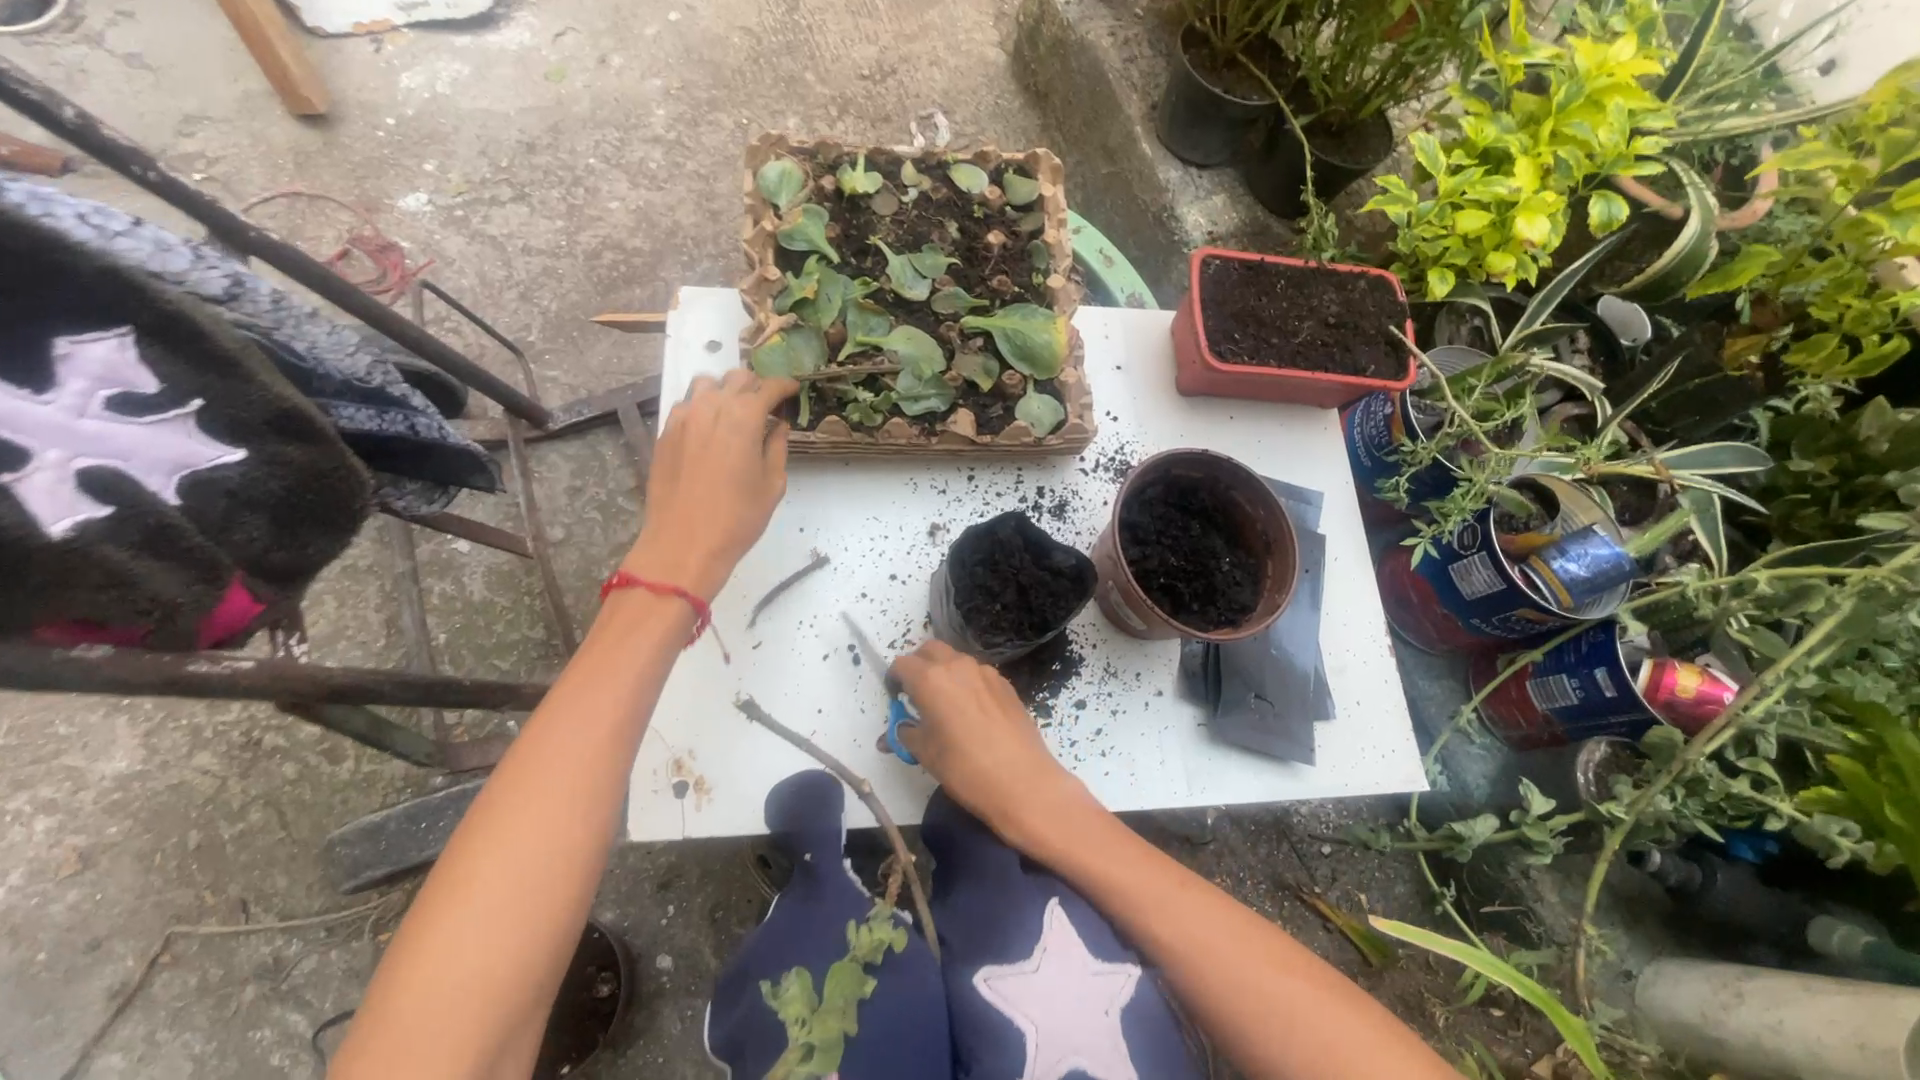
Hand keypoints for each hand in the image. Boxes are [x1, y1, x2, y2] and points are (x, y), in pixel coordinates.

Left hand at [623, 370, 797, 598]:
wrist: (683, 544)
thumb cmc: (737, 519)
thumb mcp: (772, 485)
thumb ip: (777, 448)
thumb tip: (778, 426)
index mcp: (744, 418)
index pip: (767, 387)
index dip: (783, 385)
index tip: (792, 389)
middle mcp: (711, 408)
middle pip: (736, 378)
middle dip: (755, 385)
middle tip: (765, 403)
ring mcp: (683, 418)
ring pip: (706, 385)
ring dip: (724, 390)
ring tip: (734, 410)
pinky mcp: (664, 433)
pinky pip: (685, 405)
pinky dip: (701, 406)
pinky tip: (709, 428)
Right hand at [890, 641, 1092, 845]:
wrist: (1023, 781)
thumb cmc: (965, 768)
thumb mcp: (926, 754)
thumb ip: (905, 735)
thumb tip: (891, 735)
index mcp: (931, 680)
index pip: (902, 665)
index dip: (894, 680)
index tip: (896, 699)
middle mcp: (957, 666)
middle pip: (930, 650)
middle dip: (919, 666)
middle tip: (916, 694)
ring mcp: (986, 673)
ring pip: (957, 660)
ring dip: (944, 672)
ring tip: (945, 704)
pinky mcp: (1006, 684)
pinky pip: (978, 674)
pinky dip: (967, 683)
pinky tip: (972, 712)